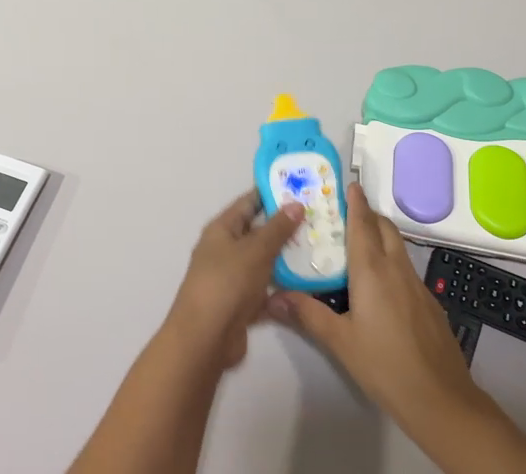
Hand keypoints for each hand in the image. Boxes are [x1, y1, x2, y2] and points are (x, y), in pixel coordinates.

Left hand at [164, 191, 303, 370]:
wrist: (206, 338)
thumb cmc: (227, 283)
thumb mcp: (255, 250)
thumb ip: (277, 228)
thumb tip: (296, 203)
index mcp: (222, 230)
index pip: (248, 203)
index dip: (271, 193)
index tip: (300, 187)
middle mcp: (225, 250)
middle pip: (258, 233)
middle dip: (285, 227)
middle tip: (318, 219)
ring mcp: (233, 279)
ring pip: (264, 262)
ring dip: (287, 258)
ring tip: (319, 248)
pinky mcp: (242, 304)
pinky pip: (266, 289)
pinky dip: (283, 287)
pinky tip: (309, 283)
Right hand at [268, 183, 479, 421]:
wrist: (440, 397)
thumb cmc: (384, 365)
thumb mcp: (339, 341)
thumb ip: (307, 314)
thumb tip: (272, 296)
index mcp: (372, 271)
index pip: (363, 225)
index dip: (356, 203)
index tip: (350, 184)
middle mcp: (397, 269)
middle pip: (385, 229)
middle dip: (369, 215)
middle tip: (349, 213)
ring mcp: (417, 286)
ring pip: (399, 248)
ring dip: (382, 237)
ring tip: (360, 244)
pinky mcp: (429, 303)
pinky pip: (407, 270)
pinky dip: (392, 262)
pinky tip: (381, 286)